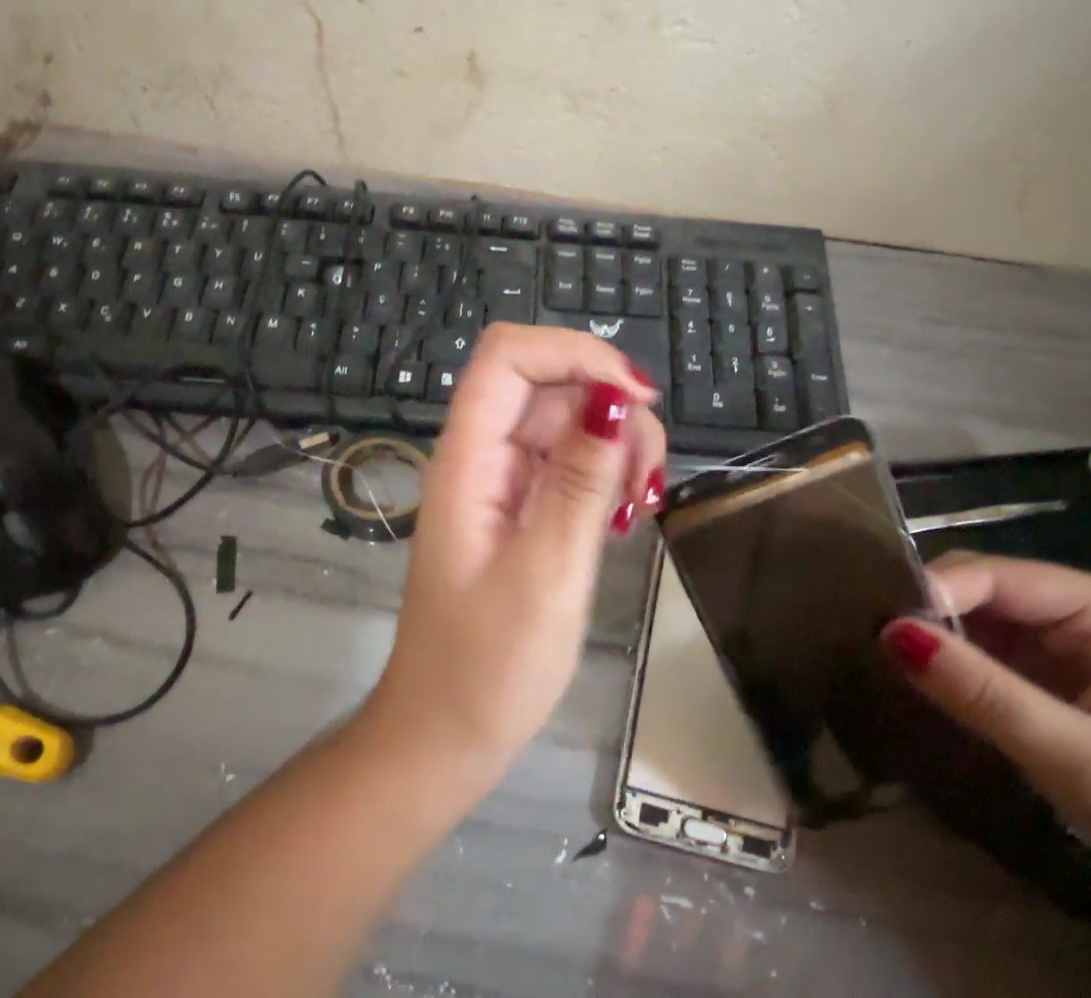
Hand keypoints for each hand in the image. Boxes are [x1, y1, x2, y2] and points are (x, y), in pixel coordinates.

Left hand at [368, 324, 666, 760]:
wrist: (446, 736)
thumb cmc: (489, 666)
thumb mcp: (548, 571)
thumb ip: (581, 480)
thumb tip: (617, 396)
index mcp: (467, 461)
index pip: (508, 357)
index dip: (575, 355)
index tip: (639, 401)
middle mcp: (480, 461)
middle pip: (547, 387)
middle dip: (610, 412)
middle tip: (644, 483)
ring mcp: (500, 489)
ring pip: (566, 427)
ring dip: (616, 450)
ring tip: (639, 511)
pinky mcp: (519, 518)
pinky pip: (567, 471)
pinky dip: (604, 482)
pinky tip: (624, 522)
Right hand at [879, 554, 1090, 929]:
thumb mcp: (1077, 757)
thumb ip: (982, 693)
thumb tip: (889, 633)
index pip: (1005, 576)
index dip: (937, 590)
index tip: (874, 622)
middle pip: (994, 594)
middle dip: (933, 613)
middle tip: (865, 640)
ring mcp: (1087, 657)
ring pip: (993, 631)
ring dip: (942, 645)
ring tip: (877, 659)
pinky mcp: (1075, 694)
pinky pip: (1004, 667)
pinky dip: (963, 676)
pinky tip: (921, 687)